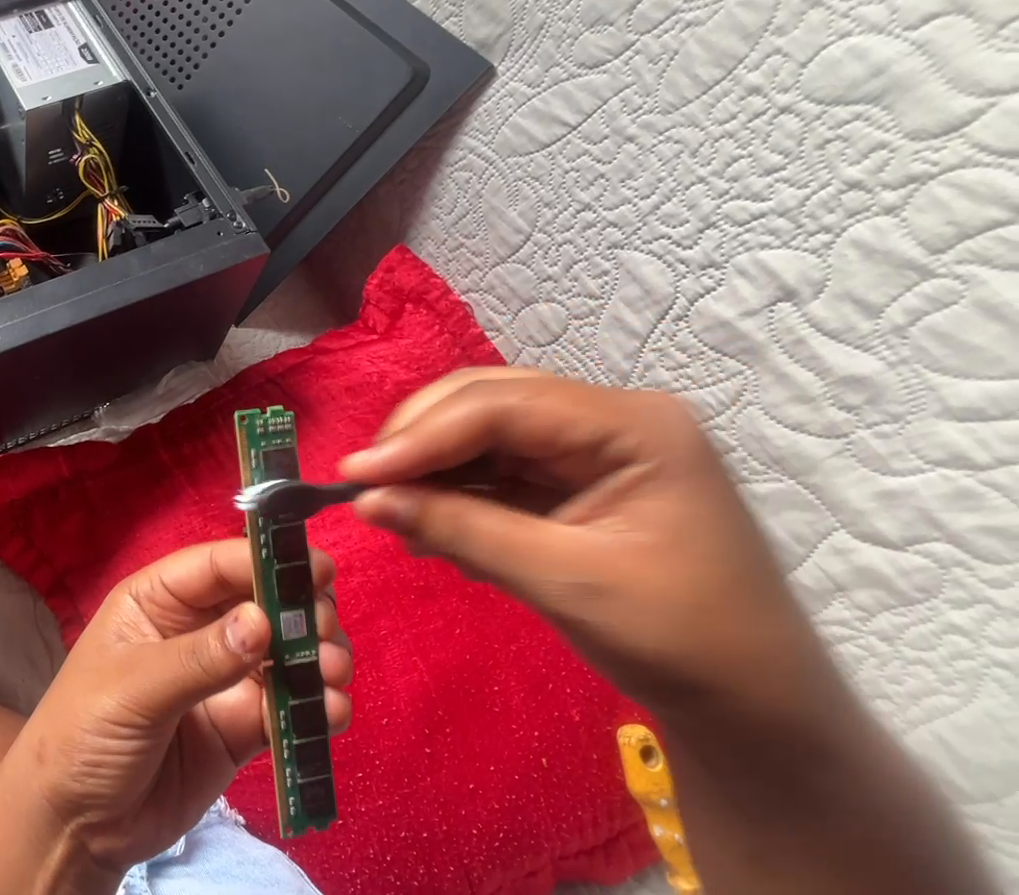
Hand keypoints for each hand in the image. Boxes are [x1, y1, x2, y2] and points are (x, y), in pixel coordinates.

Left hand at [5, 539, 349, 876]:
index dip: (265, 559)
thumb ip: (198, 659)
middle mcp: (195, 630)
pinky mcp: (242, 728)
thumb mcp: (132, 689)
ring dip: (317, 656)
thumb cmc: (82, 734)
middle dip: (301, 609)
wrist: (76, 825)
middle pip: (262, 602)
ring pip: (285, 653)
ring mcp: (223, 680)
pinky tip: (330, 713)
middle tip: (322, 632)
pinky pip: (288, 708)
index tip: (318, 568)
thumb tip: (262, 621)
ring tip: (332, 674)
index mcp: (157, 601)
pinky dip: (316, 706)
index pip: (217, 566)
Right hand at [338, 368, 834, 718]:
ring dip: (430, 468)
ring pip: (482, 433)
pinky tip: (426, 523)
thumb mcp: (565, 582)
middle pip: (486, 403)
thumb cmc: (682, 641)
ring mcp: (591, 448)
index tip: (355, 475)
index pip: (501, 406)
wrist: (755, 707)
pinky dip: (453, 492)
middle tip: (362, 486)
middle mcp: (609, 419)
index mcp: (633, 425)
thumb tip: (366, 501)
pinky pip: (494, 468)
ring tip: (388, 510)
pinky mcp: (573, 480)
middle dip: (419, 442)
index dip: (420, 436)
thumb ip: (462, 530)